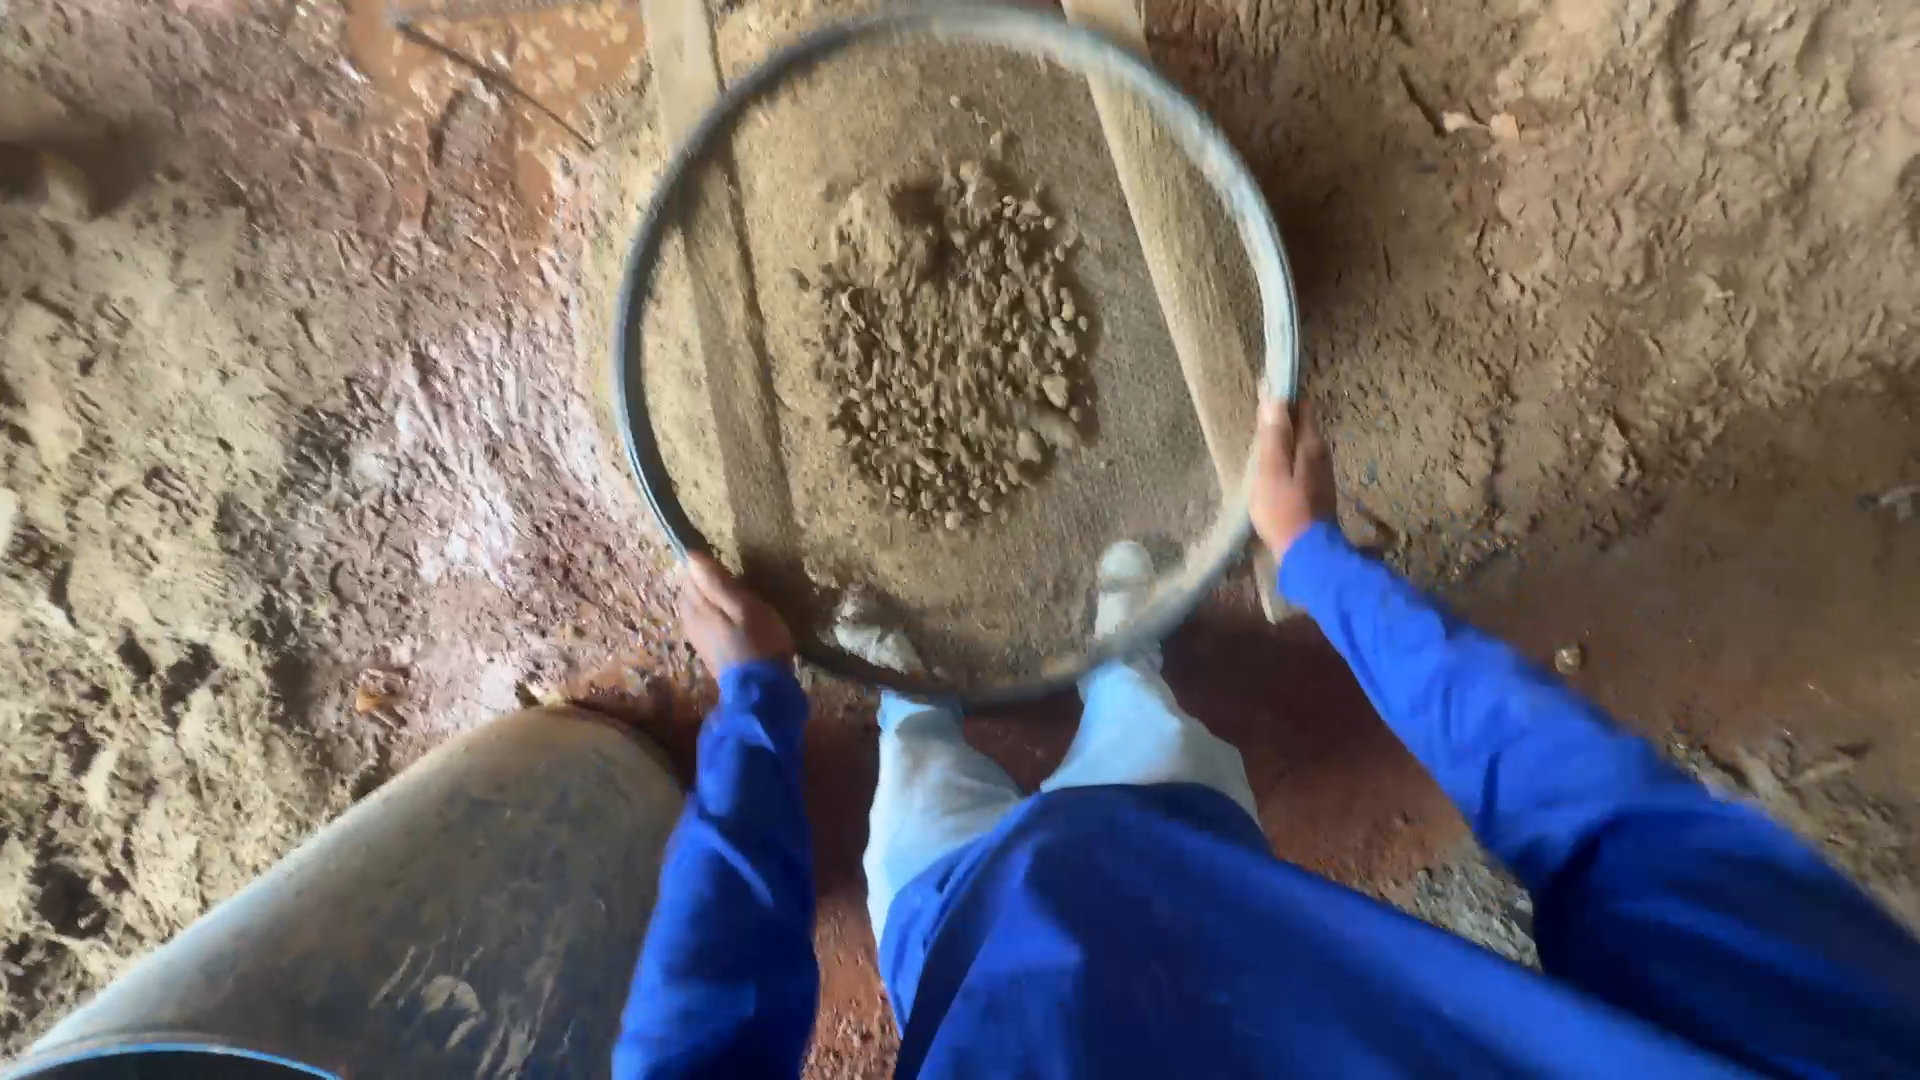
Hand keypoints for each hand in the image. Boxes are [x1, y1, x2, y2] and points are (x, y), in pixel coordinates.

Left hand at [677, 552, 794, 676]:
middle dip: (709, 583)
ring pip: (700, 608)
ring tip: (739, 600)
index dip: (707, 567)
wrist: (761, 691)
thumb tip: (691, 555)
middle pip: (692, 591)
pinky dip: (718, 615)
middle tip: (738, 582)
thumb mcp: (743, 606)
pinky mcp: (708, 651)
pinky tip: (736, 621)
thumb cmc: (757, 642)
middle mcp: (689, 621)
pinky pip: (707, 622)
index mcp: (695, 607)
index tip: (730, 568)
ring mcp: (697, 638)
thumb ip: (716, 582)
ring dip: (714, 600)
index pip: (690, 575)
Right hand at [1250, 399, 1336, 559]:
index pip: (1303, 406)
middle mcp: (1322, 453)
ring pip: (1303, 445)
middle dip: (1283, 420)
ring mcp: (1322, 473)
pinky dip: (1289, 459)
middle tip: (1257, 425)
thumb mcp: (1270, 470)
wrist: (1307, 552)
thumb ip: (1273, 436)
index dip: (1284, 399)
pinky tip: (1275, 470)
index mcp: (1311, 444)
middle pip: (1304, 425)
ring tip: (1263, 446)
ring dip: (1285, 441)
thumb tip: (1275, 400)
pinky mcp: (1318, 490)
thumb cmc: (1282, 510)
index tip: (1263, 400)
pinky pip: (1302, 463)